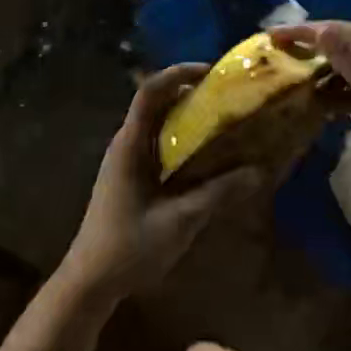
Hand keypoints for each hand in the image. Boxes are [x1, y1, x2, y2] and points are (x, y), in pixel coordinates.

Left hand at [64, 64, 267, 300]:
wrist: (91, 278)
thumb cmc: (130, 246)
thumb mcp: (180, 220)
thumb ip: (218, 193)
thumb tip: (259, 171)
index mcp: (129, 145)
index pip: (149, 92)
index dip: (177, 74)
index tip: (211, 72)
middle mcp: (125, 144)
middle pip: (156, 105)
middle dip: (190, 95)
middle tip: (229, 97)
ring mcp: (126, 161)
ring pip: (158, 126)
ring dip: (187, 120)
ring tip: (226, 122)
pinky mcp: (131, 177)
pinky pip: (158, 147)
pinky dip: (182, 143)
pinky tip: (208, 158)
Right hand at [272, 21, 350, 205]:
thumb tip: (323, 32)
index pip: (346, 31)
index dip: (309, 31)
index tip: (275, 33)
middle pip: (344, 47)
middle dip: (310, 49)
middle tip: (274, 50)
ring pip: (346, 70)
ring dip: (319, 73)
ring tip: (287, 74)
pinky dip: (332, 94)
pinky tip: (312, 101)